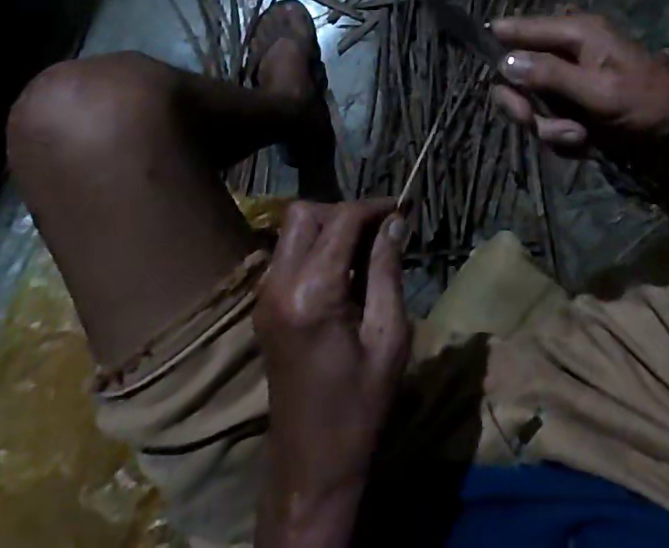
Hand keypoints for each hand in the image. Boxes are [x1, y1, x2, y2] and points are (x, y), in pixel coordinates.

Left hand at [256, 199, 410, 546]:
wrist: (312, 461)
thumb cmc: (360, 405)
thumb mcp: (388, 338)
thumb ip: (387, 271)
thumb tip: (395, 223)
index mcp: (311, 294)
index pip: (340, 220)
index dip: (374, 206)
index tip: (404, 207)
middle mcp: (278, 284)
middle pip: (305, 213)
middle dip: (345, 211)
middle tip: (382, 230)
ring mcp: (264, 294)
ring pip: (292, 230)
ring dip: (329, 227)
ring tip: (368, 249)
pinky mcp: (263, 305)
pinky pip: (288, 254)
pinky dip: (316, 247)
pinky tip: (345, 271)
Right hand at [488, 13, 668, 156]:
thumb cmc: (648, 103)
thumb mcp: (599, 91)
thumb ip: (550, 76)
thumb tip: (504, 63)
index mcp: (576, 34)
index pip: (520, 28)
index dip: (496, 39)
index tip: (471, 50)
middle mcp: (567, 54)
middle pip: (516, 73)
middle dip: (524, 103)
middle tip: (529, 120)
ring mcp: (570, 83)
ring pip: (531, 104)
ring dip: (549, 126)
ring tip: (579, 137)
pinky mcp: (574, 108)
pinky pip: (549, 122)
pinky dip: (564, 137)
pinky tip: (588, 143)